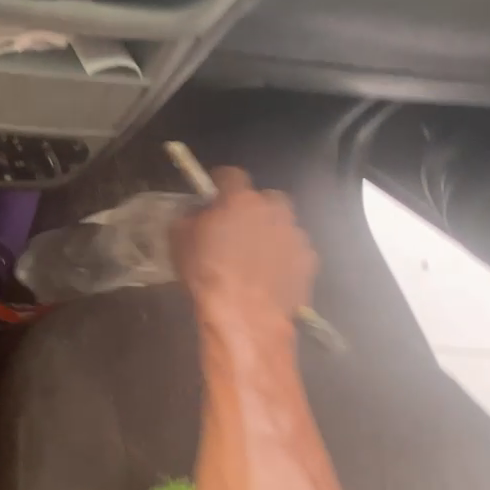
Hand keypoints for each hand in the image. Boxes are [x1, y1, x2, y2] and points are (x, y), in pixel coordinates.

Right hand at [173, 167, 315, 321]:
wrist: (245, 315)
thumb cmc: (206, 272)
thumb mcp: (179, 238)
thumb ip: (191, 215)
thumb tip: (200, 211)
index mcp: (239, 200)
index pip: (232, 174)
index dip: (220, 182)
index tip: (212, 194)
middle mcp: (273, 211)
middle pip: (267, 197)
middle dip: (254, 206)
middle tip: (236, 224)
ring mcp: (296, 236)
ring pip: (283, 223)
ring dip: (270, 230)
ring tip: (254, 252)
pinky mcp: (310, 261)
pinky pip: (295, 248)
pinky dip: (283, 254)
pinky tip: (268, 271)